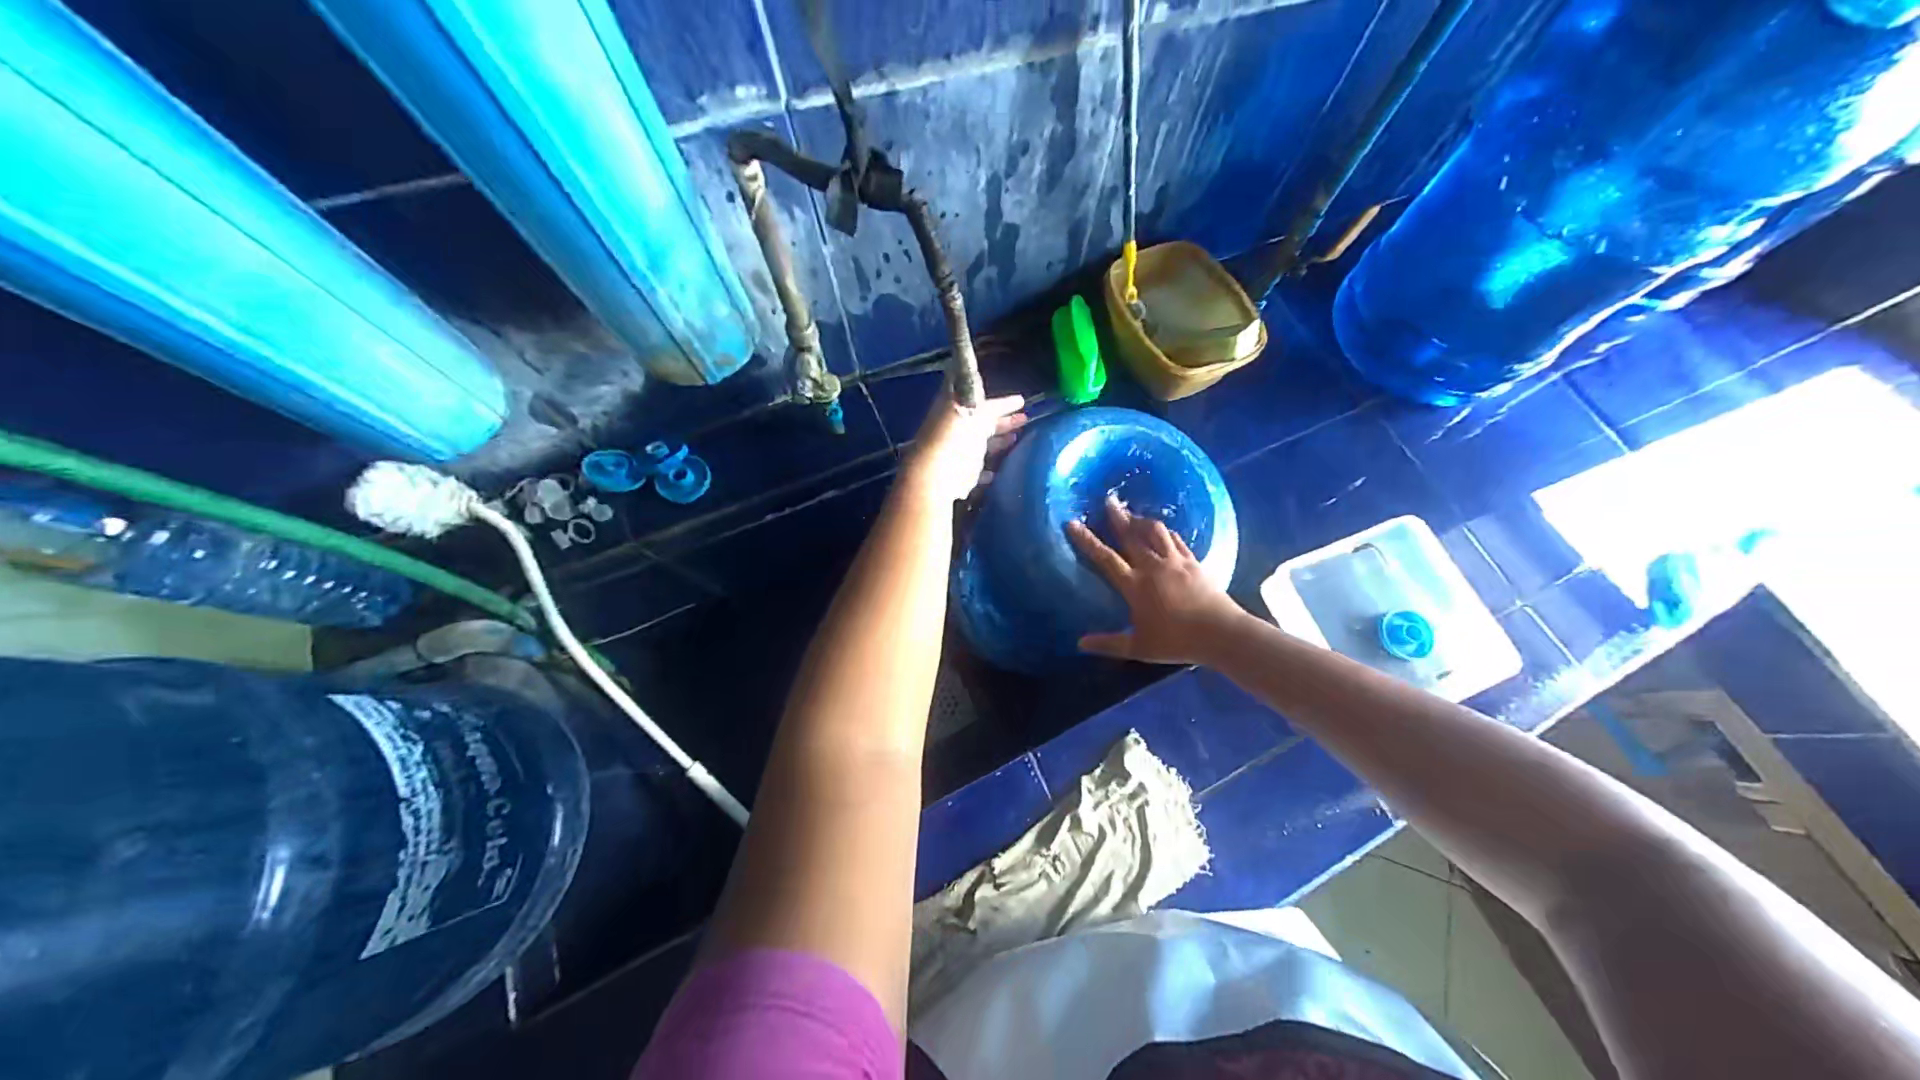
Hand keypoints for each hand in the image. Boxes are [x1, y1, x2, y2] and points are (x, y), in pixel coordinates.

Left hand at [903, 385, 1026, 502]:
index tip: (1017, 396)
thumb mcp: (967, 403)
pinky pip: (981, 466)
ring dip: (1000, 437)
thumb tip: (965, 351)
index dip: (995, 394)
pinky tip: (1001, 468)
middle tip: (1025, 413)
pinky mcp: (965, 472)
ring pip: (984, 441)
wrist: (938, 474)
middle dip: (1002, 415)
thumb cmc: (954, 434)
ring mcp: (961, 450)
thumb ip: (970, 382)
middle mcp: (958, 426)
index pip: (976, 394)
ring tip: (1019, 435)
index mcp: (958, 406)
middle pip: (983, 418)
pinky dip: (991, 466)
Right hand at [1066, 495, 1250, 664]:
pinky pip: (1176, 539)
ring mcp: (1176, 561)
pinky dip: (1165, 531)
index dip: (1087, 540)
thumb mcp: (1138, 648)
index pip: (1105, 558)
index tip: (1072, 523)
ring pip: (1155, 532)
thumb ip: (1108, 644)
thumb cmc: (1177, 642)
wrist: (1221, 634)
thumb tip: (1080, 644)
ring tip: (1133, 514)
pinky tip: (1163, 530)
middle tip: (1109, 500)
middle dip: (1118, 517)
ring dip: (1142, 520)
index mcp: (1135, 585)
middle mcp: (1153, 567)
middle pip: (1131, 535)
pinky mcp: (1194, 562)